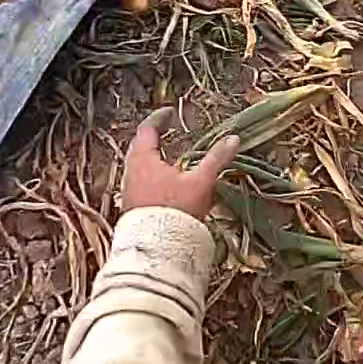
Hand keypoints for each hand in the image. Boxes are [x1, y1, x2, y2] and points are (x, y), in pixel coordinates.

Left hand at [121, 107, 238, 219]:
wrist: (156, 251)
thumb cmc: (176, 210)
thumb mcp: (201, 181)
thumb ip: (216, 158)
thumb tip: (233, 138)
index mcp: (144, 160)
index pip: (147, 129)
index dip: (159, 118)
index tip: (170, 112)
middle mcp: (131, 173)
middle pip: (139, 147)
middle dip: (154, 137)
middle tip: (167, 131)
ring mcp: (129, 192)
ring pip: (138, 166)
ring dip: (152, 157)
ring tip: (168, 157)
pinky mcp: (132, 209)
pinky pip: (139, 182)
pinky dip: (151, 175)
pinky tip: (164, 184)